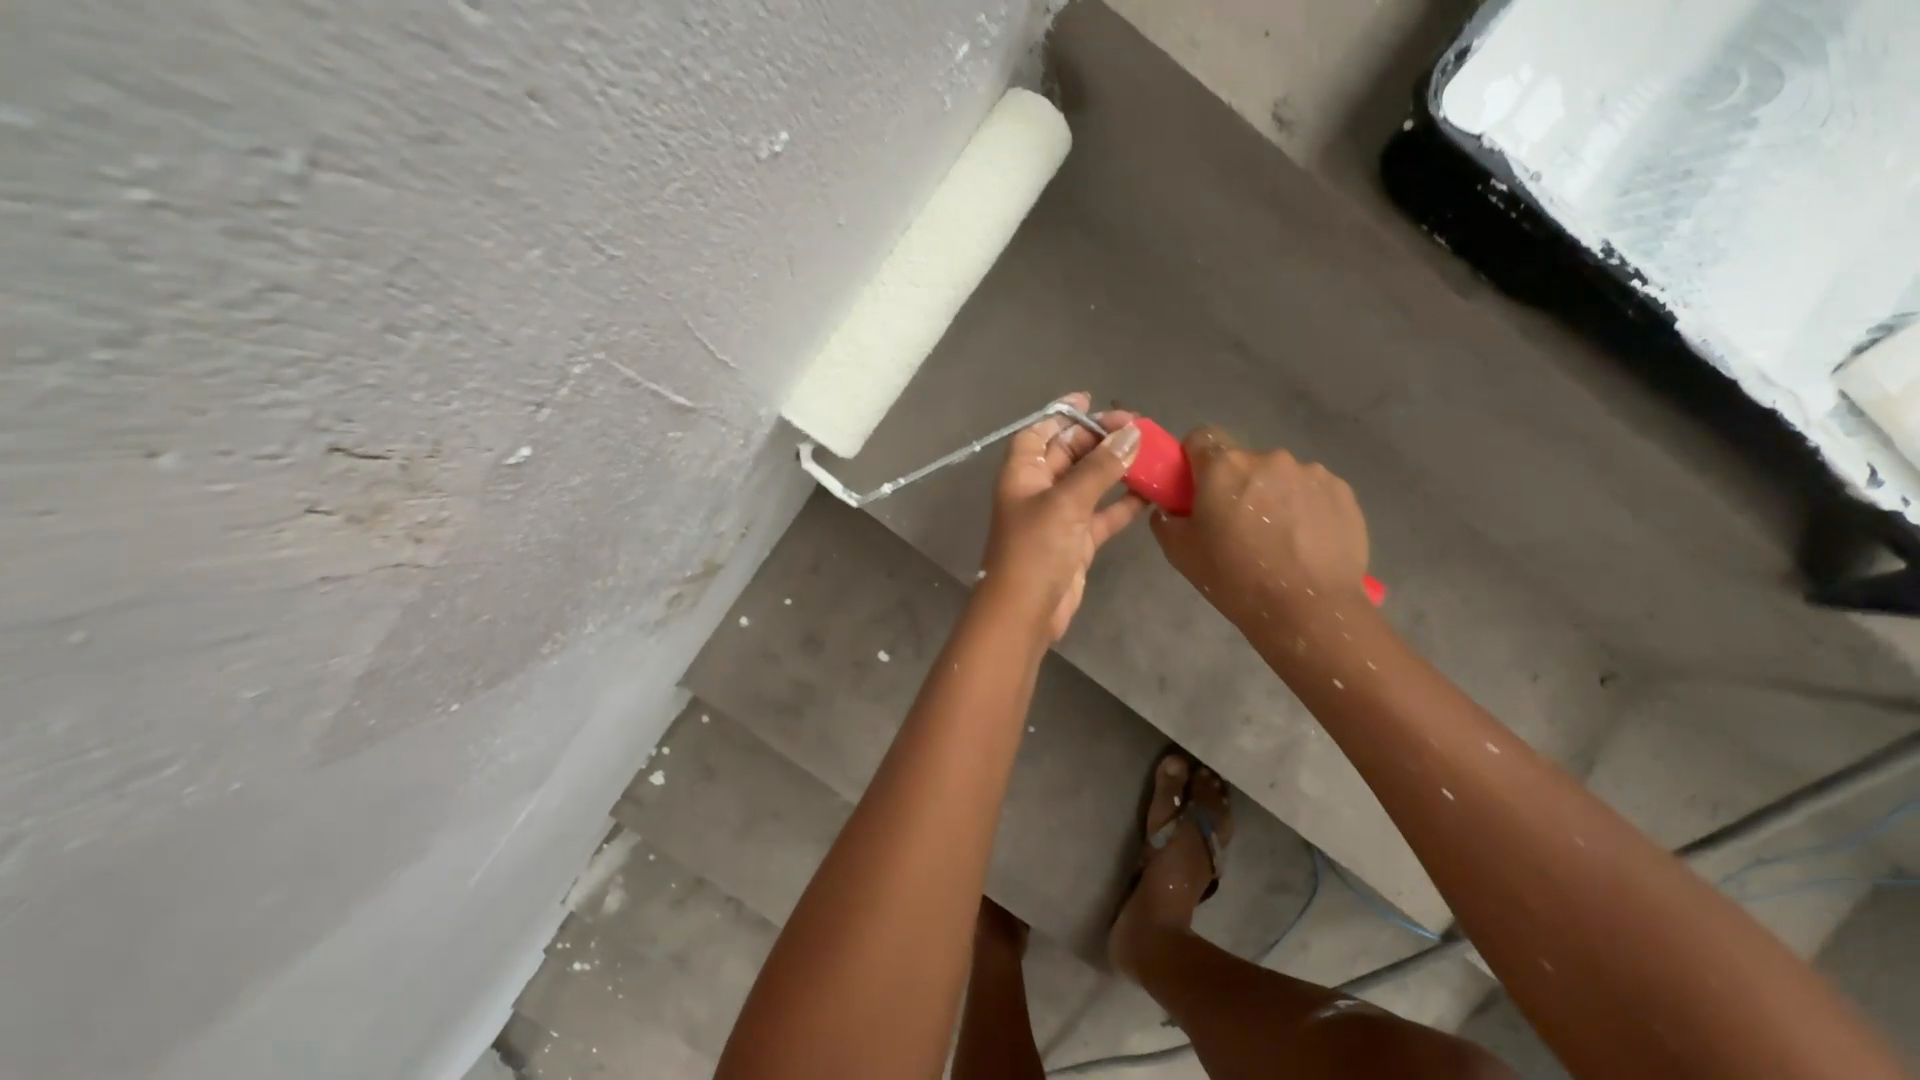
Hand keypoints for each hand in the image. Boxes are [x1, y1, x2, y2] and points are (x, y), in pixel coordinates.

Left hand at [980, 393, 1148, 640]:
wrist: (1026, 611)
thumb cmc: (1035, 550)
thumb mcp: (1066, 503)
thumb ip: (1100, 468)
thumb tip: (1131, 435)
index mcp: (1023, 473)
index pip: (1040, 432)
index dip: (1062, 414)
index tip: (1091, 400)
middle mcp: (1038, 490)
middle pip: (1069, 453)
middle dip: (1099, 438)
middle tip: (1138, 427)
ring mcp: (1058, 516)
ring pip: (1090, 482)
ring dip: (1115, 467)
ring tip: (1150, 451)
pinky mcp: (1077, 541)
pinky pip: (1103, 514)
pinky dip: (1123, 503)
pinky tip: (1151, 491)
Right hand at [1149, 426, 1368, 630]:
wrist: (1308, 610)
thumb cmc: (1235, 579)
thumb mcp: (1180, 554)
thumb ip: (1167, 520)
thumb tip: (1171, 508)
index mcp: (1224, 467)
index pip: (1201, 437)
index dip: (1196, 460)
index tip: (1198, 488)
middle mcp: (1269, 458)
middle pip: (1244, 462)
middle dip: (1238, 485)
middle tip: (1239, 526)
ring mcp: (1310, 472)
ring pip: (1281, 477)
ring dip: (1274, 497)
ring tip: (1280, 539)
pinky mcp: (1342, 491)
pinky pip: (1313, 491)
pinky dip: (1306, 508)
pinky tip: (1306, 543)